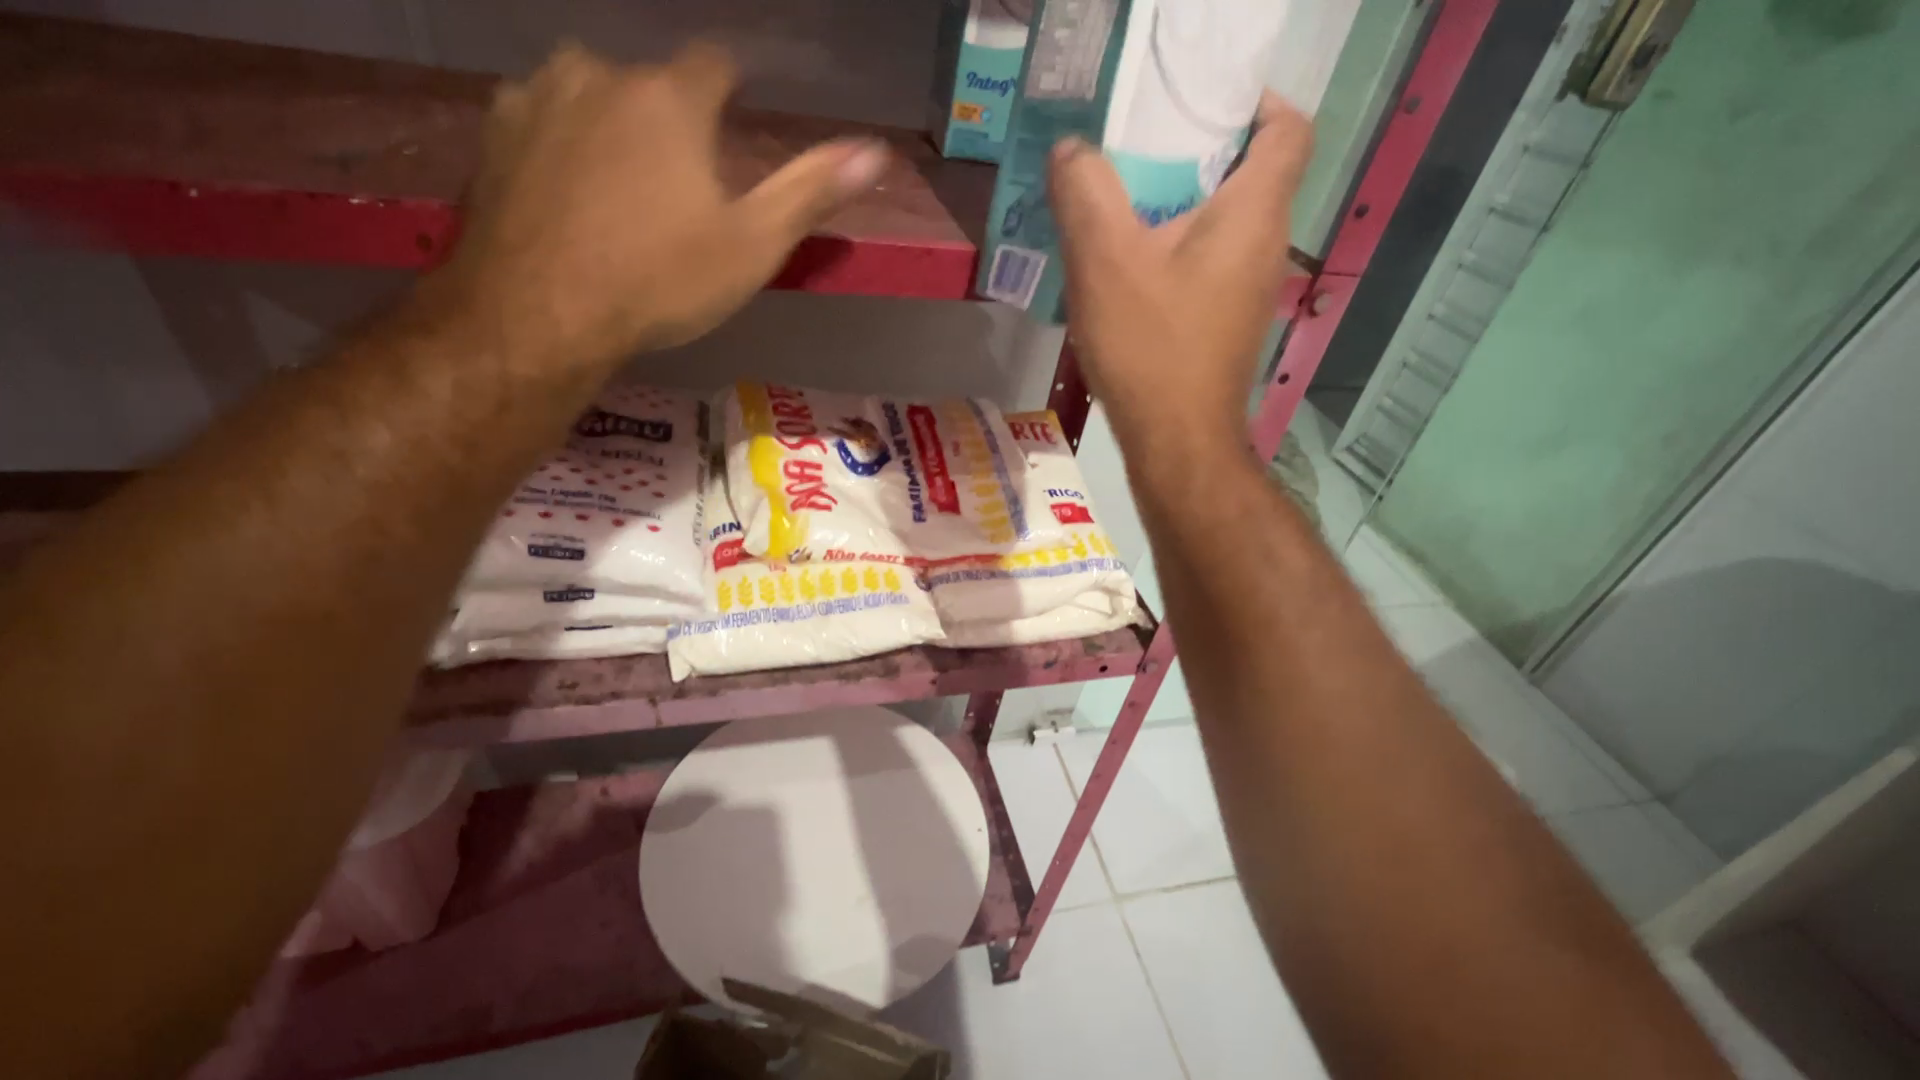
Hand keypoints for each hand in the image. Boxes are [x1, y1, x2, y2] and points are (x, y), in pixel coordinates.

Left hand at [430, 43, 889, 369]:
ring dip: (607, 125)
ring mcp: (537, 97)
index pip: (715, 63)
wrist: (536, 317)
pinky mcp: (492, 132)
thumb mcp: (751, 246)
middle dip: (664, 119)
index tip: (731, 132)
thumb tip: (876, 151)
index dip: (729, 95)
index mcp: (670, 97)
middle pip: (648, 82)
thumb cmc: (658, 282)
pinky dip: (557, 145)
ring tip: (615, 192)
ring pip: (588, 93)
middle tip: (671, 188)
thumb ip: (810, 190)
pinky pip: (538, 120)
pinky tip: (563, 197)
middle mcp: (600, 74)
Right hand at [1050, 94, 1311, 449]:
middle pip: (1252, 169)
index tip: (1198, 105)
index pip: (1288, 128)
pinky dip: (1178, 243)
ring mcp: (1251, 286)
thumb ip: (1085, 191)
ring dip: (1182, 199)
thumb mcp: (1103, 260)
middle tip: (1138, 146)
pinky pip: (1211, 257)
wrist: (1178, 441)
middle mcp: (1266, 244)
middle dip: (1199, 147)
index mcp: (1253, 213)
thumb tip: (1073, 151)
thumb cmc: (1150, 346)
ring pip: (1227, 217)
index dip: (1255, 102)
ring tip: (1122, 200)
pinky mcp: (1230, 318)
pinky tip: (1128, 262)